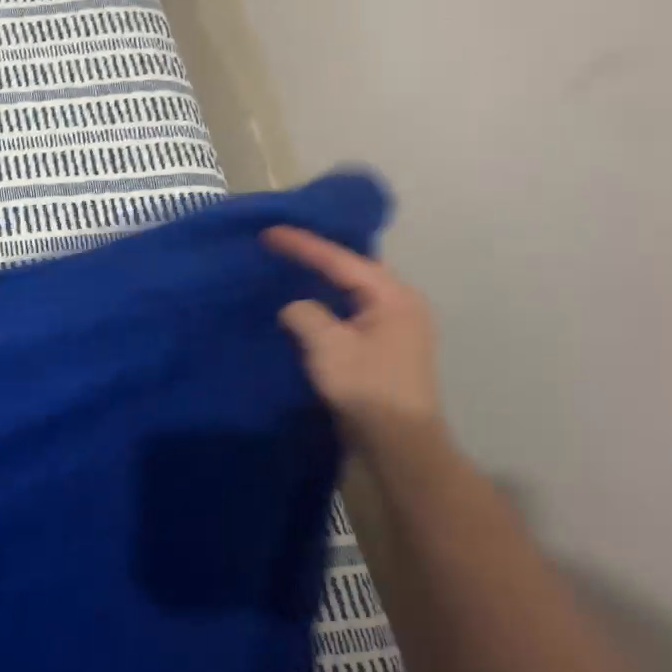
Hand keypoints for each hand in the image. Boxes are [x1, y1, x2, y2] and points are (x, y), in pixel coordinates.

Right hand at [262, 226, 446, 453]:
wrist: (398, 439)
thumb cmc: (366, 387)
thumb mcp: (328, 346)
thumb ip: (305, 315)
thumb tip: (295, 308)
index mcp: (394, 297)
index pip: (342, 260)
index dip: (304, 245)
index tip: (270, 232)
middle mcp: (401, 305)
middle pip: (354, 269)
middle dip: (319, 256)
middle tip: (283, 243)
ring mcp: (395, 327)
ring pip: (352, 291)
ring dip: (323, 280)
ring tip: (290, 267)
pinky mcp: (382, 347)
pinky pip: (350, 310)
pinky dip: (327, 302)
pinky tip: (306, 304)